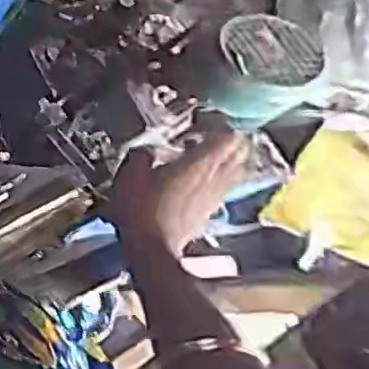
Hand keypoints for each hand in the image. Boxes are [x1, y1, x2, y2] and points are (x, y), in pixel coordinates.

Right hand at [111, 128, 249, 256]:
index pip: (227, 136)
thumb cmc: (140, 209)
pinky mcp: (209, 212)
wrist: (151, 249)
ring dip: (228, 159)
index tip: (205, 119)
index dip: (220, 124)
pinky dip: (218, 178)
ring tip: (211, 153)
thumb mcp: (130, 175)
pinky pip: (223, 187)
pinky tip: (202, 179)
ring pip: (234, 171)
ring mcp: (215, 197)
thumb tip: (148, 150)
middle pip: (238, 153)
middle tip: (214, 133)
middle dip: (231, 140)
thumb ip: (142, 156)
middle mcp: (214, 178)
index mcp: (199, 164)